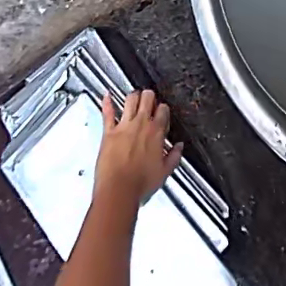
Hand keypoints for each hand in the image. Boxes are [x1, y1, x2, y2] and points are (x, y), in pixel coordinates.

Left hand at [93, 90, 182, 207]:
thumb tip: (179, 147)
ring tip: (135, 96)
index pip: (163, 111)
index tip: (162, 112)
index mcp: (156, 133)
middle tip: (149, 99)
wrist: (119, 190)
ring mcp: (124, 126)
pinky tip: (107, 95)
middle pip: (148, 98)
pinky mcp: (109, 131)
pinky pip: (108, 112)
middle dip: (149, 96)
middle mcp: (141, 125)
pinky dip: (107, 102)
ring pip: (130, 99)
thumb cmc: (140, 184)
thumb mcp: (164, 172)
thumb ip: (174, 156)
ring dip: (133, 96)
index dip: (163, 109)